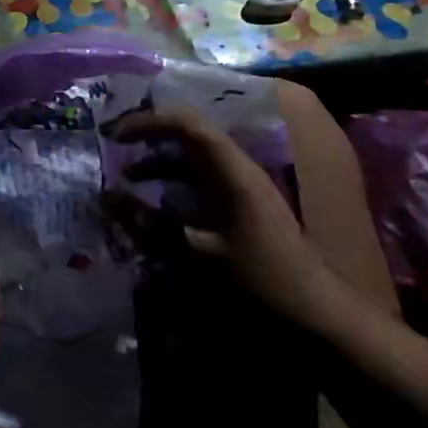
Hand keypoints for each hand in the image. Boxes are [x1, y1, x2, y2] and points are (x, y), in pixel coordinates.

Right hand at [113, 109, 332, 322]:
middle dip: (151, 135)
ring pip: (192, 159)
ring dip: (159, 161)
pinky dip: (173, 183)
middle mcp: (238, 169)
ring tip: (127, 176)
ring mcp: (240, 185)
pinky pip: (199, 180)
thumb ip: (156, 225)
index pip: (190, 126)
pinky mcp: (239, 204)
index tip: (119, 133)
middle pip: (189, 135)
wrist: (317, 306)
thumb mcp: (207, 251)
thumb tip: (110, 203)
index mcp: (235, 172)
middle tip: (117, 145)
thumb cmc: (267, 275)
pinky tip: (153, 202)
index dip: (151, 122)